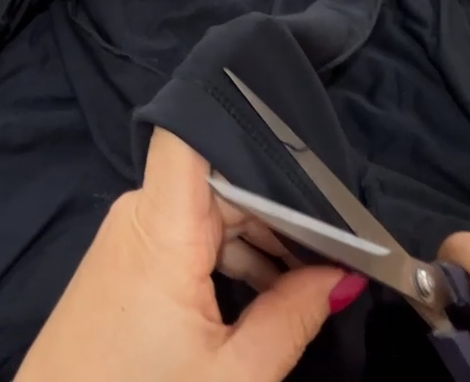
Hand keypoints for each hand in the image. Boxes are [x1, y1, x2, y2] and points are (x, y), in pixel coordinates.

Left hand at [14, 128, 353, 381]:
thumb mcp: (234, 376)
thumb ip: (292, 317)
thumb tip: (343, 276)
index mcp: (162, 224)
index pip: (189, 132)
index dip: (236, 114)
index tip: (298, 135)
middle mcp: (141, 212)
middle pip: (217, 175)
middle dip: (276, 202)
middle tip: (337, 242)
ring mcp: (129, 231)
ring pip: (206, 206)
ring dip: (256, 233)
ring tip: (307, 280)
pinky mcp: (126, 254)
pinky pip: (185, 230)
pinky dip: (226, 250)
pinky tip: (264, 290)